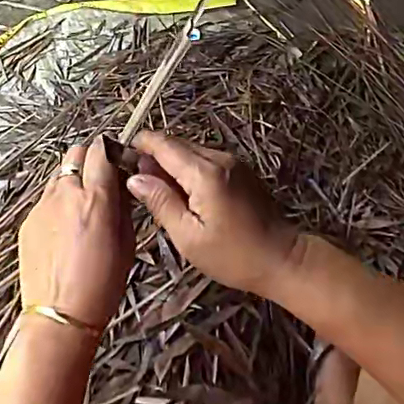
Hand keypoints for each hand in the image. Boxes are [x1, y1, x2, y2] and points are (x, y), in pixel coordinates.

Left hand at [18, 138, 132, 329]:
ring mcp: (43, 207)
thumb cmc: (98, 287)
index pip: (102, 150)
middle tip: (101, 177)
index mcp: (96, 198)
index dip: (112, 150)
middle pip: (77, 152)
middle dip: (91, 158)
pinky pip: (46, 199)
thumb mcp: (127, 243)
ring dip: (73, 180)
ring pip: (59, 174)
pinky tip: (66, 228)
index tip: (118, 158)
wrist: (59, 317)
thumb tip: (122, 186)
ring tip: (83, 207)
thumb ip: (124, 206)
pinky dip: (57, 204)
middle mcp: (66, 195)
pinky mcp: (28, 221)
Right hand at [124, 131, 304, 295]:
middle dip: (153, 156)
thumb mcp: (188, 237)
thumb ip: (160, 202)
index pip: (164, 144)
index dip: (139, 145)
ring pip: (191, 151)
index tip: (120, 156)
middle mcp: (219, 157)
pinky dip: (188, 170)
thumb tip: (134, 178)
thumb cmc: (233, 255)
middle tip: (135, 181)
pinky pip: (205, 160)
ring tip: (157, 192)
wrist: (282, 258)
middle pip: (177, 145)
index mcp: (205, 172)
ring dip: (171, 164)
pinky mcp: (240, 169)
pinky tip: (183, 194)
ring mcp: (232, 161)